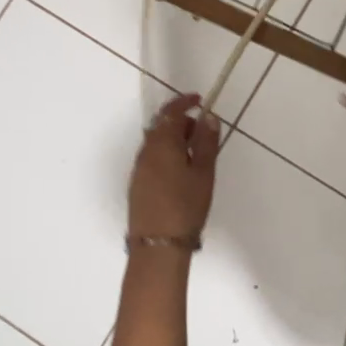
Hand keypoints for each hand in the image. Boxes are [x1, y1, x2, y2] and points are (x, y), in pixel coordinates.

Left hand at [127, 93, 220, 242]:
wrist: (157, 246)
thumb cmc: (186, 206)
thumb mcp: (204, 173)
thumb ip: (206, 142)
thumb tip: (209, 117)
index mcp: (162, 144)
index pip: (171, 113)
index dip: (184, 102)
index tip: (199, 99)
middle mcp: (146, 152)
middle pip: (161, 126)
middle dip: (180, 121)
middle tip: (202, 130)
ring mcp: (139, 169)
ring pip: (155, 142)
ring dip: (173, 139)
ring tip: (193, 152)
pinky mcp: (137, 185)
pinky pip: (152, 157)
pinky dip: (166, 153)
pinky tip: (179, 170)